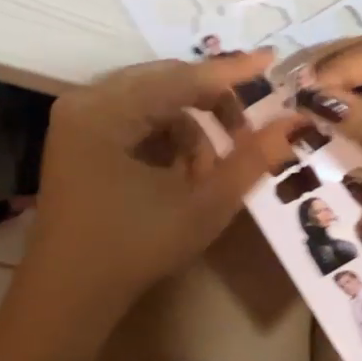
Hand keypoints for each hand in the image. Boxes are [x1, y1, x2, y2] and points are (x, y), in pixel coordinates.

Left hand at [21, 53, 295, 317]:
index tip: (272, 62)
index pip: (182, 78)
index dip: (232, 72)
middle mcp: (86, 102)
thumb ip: (251, 158)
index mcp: (106, 110)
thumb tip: (295, 121)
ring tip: (210, 172)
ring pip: (150, 102)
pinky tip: (183, 174)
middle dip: (210, 104)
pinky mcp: (77, 140)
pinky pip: (132, 119)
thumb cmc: (134, 250)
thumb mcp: (203, 205)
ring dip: (189, 127)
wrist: (67, 298)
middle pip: (164, 82)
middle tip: (249, 130)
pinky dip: (164, 138)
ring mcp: (77, 120)